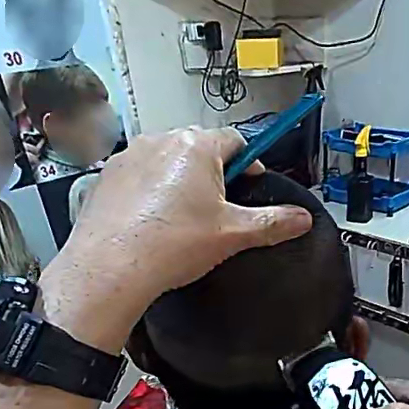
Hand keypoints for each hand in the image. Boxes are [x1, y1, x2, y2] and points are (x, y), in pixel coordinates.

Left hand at [40, 127, 311, 351]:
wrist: (110, 267)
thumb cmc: (169, 244)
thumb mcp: (234, 234)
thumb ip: (274, 222)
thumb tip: (300, 218)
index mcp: (196, 147)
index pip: (236, 140)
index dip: (250, 162)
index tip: (253, 182)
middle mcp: (160, 142)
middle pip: (201, 147)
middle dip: (216, 171)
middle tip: (223, 207)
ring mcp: (130, 157)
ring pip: (169, 161)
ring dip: (183, 180)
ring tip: (188, 219)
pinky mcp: (108, 178)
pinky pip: (141, 176)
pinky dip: (154, 192)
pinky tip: (158, 223)